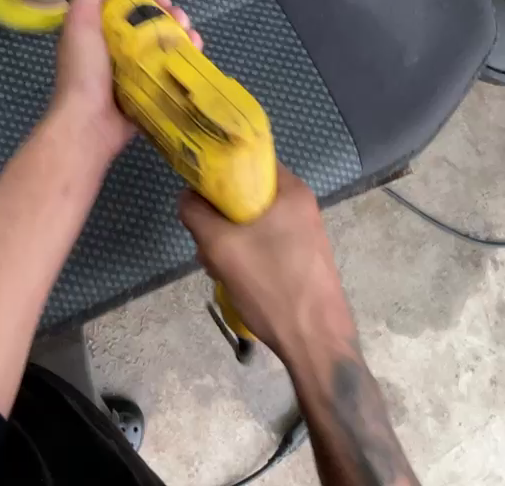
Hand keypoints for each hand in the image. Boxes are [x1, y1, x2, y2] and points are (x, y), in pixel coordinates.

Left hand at [39, 0, 202, 166]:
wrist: (87, 124)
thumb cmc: (82, 70)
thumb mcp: (81, 19)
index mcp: (96, 32)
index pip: (126, 8)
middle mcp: (114, 51)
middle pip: (149, 26)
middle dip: (169, 17)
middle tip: (181, 17)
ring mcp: (132, 74)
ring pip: (163, 48)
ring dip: (182, 37)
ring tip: (192, 35)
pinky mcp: (148, 94)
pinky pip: (171, 73)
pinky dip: (185, 62)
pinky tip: (196, 55)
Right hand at [179, 166, 352, 357]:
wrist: (317, 345)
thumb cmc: (271, 287)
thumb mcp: (220, 246)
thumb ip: (195, 213)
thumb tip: (187, 197)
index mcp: (291, 190)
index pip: (247, 160)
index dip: (217, 170)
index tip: (197, 191)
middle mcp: (301, 204)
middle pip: (247, 192)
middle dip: (219, 213)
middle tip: (205, 238)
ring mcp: (305, 231)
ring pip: (253, 220)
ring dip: (229, 237)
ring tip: (216, 264)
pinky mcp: (304, 256)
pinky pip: (266, 240)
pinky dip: (246, 252)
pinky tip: (235, 277)